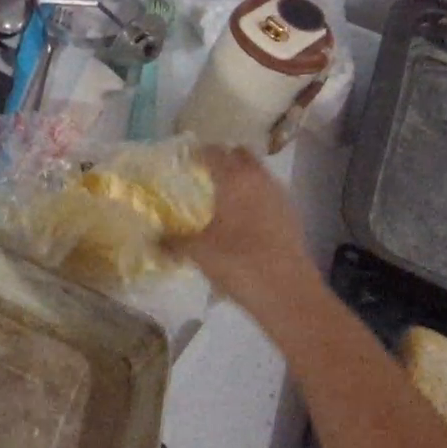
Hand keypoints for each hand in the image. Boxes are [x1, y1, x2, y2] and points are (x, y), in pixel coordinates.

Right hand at [172, 146, 321, 321]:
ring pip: (260, 173)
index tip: (185, 159)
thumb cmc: (238, 262)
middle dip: (225, 158)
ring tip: (225, 193)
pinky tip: (246, 217)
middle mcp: (258, 180)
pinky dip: (258, 196)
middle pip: (241, 154)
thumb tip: (153, 238)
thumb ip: (174, 241)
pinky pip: (271, 194)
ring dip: (244, 176)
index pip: (213, 152)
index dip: (198, 152)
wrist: (289, 295)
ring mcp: (280, 198)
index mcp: (232, 180)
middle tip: (206, 171)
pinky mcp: (293, 218)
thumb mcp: (198, 252)